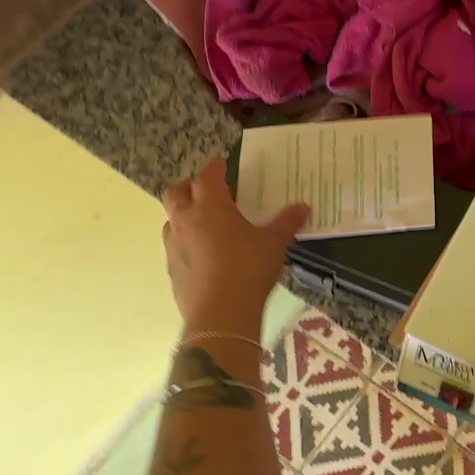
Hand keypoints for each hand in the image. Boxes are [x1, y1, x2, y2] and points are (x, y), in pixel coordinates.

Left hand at [160, 158, 308, 326]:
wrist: (221, 311)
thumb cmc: (249, 267)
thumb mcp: (275, 242)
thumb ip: (287, 222)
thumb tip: (303, 207)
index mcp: (210, 208)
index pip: (206, 178)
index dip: (214, 168)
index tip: (220, 162)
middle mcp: (186, 221)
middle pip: (176, 193)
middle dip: (188, 186)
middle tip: (204, 188)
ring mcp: (174, 246)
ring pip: (171, 220)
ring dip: (184, 215)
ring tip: (204, 222)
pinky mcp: (172, 268)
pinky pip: (175, 246)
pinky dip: (187, 242)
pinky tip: (205, 254)